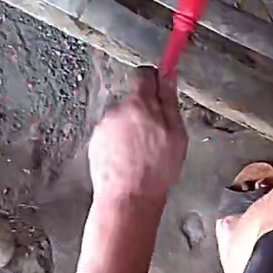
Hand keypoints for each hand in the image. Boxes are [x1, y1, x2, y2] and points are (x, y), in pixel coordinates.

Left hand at [87, 66, 186, 204]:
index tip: (161, 89)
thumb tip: (168, 75)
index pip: (144, 75)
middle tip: (158, 135)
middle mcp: (117, 110)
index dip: (155, 81)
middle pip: (133, 100)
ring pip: (123, 119)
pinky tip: (129, 159)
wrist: (128, 198)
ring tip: (143, 153)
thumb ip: (169, 101)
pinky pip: (112, 135)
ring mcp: (104, 127)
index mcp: (139, 104)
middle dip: (145, 111)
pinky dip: (120, 143)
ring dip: (132, 129)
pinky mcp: (96, 142)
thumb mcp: (176, 134)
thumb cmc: (155, 170)